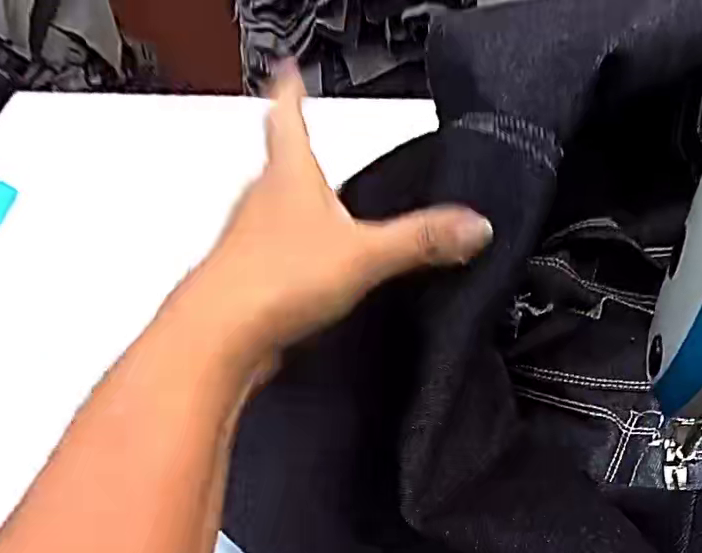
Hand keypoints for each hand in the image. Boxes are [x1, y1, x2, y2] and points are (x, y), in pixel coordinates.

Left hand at [180, 60, 492, 364]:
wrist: (226, 333)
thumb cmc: (274, 279)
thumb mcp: (367, 254)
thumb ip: (423, 240)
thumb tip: (475, 226)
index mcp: (290, 177)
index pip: (287, 116)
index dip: (291, 90)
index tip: (292, 70)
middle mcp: (265, 201)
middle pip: (281, 164)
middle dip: (298, 153)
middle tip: (308, 143)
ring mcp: (257, 240)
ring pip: (279, 211)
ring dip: (300, 207)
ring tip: (325, 213)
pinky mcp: (259, 279)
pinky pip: (283, 256)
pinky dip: (302, 255)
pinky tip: (320, 275)